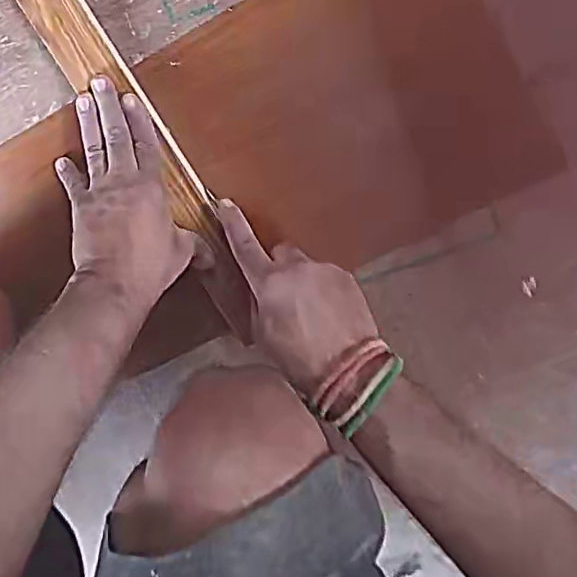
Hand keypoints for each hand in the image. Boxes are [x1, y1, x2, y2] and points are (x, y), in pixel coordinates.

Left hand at [54, 76, 206, 308]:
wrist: (113, 283)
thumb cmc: (150, 267)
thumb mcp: (180, 253)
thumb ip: (192, 245)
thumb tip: (209, 254)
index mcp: (151, 187)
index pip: (146, 144)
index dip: (139, 119)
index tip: (130, 98)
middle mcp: (123, 181)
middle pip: (117, 136)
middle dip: (109, 107)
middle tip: (100, 83)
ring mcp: (99, 191)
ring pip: (94, 149)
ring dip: (88, 124)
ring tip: (82, 101)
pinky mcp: (81, 206)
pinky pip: (73, 184)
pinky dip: (67, 172)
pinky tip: (61, 160)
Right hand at [215, 199, 380, 394]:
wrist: (351, 371)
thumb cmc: (300, 358)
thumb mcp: (263, 333)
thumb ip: (256, 303)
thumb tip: (256, 291)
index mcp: (269, 282)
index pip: (244, 246)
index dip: (232, 223)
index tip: (225, 205)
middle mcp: (295, 268)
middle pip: (280, 252)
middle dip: (279, 266)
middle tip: (283, 293)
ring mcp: (323, 270)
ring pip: (305, 265)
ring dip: (303, 280)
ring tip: (311, 311)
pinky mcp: (345, 277)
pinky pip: (326, 275)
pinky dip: (324, 289)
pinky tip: (328, 312)